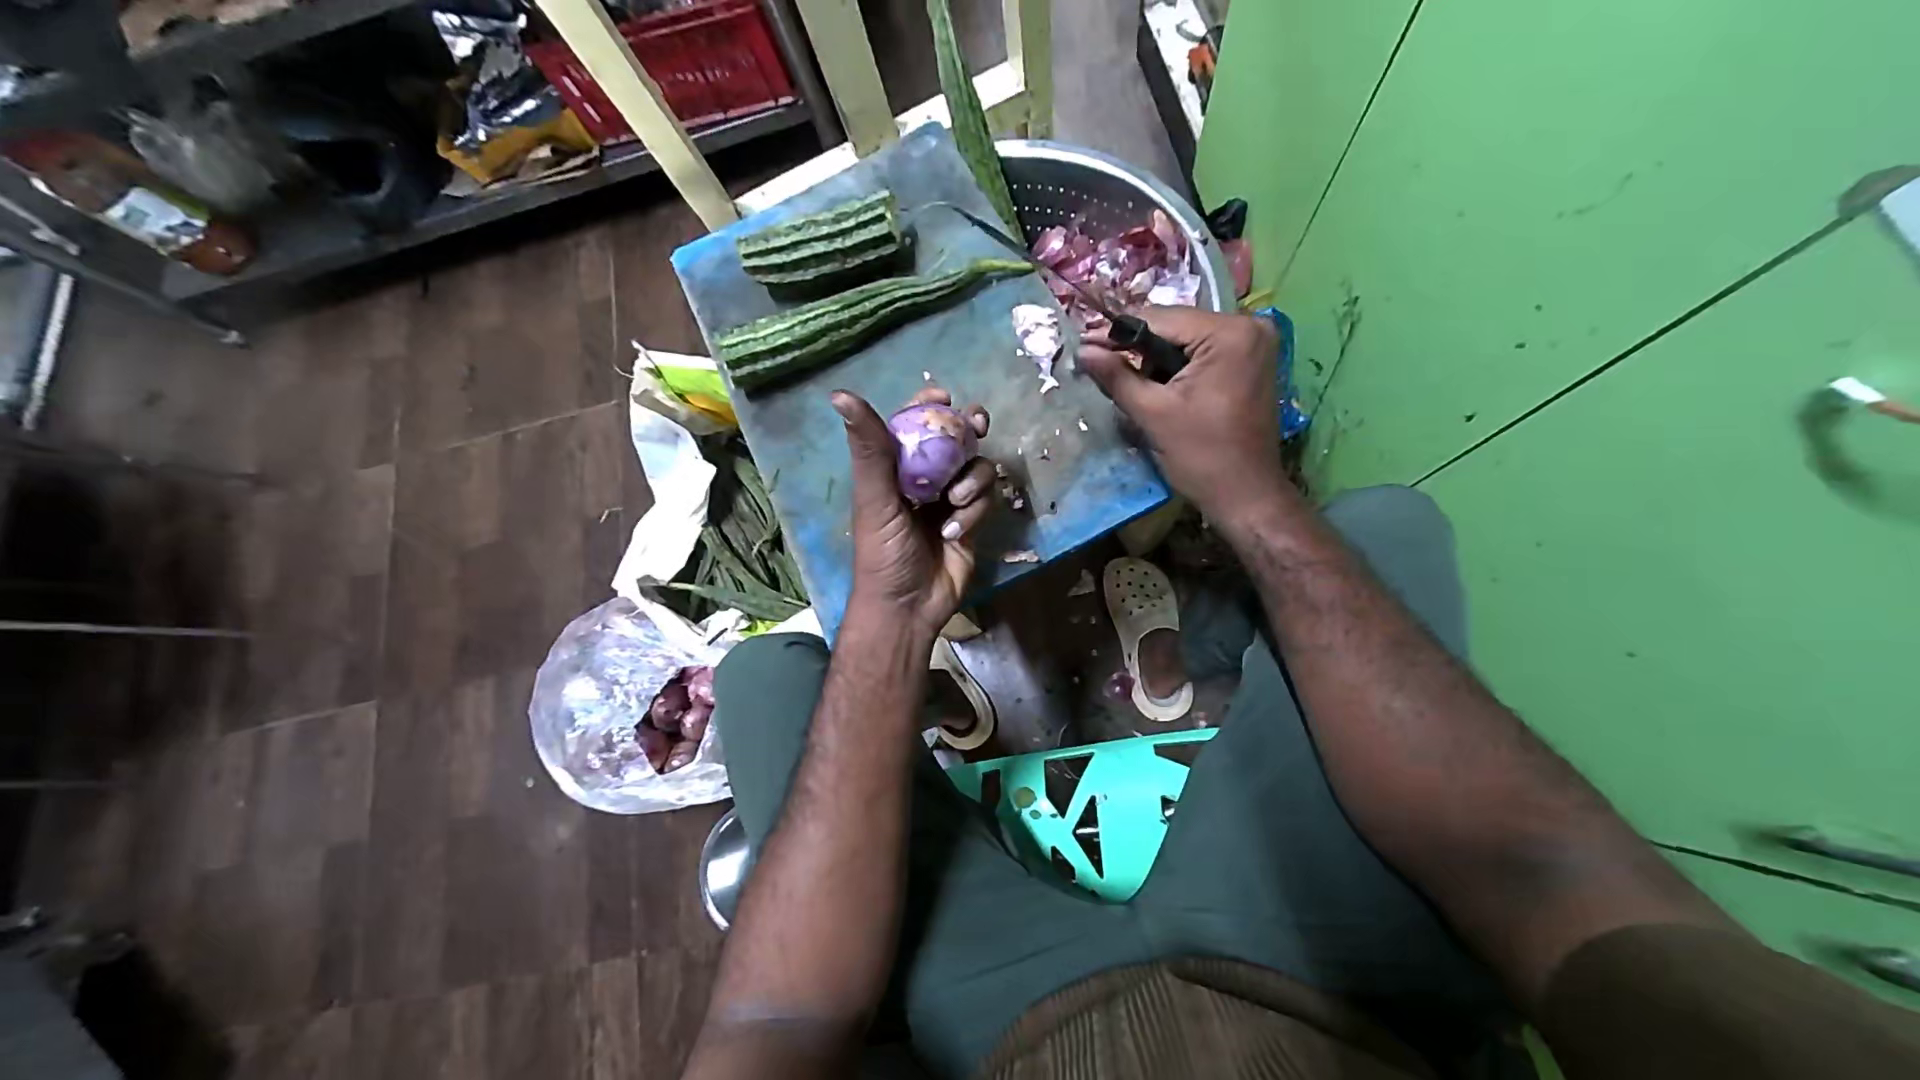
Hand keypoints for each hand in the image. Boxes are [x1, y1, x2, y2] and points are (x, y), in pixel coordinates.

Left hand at [832, 387, 994, 639]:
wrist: (907, 606)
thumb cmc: (882, 551)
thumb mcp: (874, 496)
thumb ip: (868, 447)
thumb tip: (840, 394)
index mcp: (895, 468)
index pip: (914, 424)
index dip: (930, 406)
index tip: (944, 398)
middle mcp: (925, 479)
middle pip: (955, 439)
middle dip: (969, 429)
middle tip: (978, 425)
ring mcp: (950, 500)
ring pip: (977, 467)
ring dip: (972, 480)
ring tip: (955, 502)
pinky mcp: (972, 522)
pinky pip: (986, 500)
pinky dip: (974, 512)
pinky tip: (955, 534)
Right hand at [1081, 306, 1292, 521]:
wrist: (1246, 496)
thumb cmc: (1201, 456)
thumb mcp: (1153, 413)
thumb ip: (1116, 376)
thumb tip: (1082, 350)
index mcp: (1229, 333)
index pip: (1160, 318)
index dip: (1117, 332)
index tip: (1084, 346)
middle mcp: (1249, 326)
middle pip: (1175, 325)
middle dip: (1138, 347)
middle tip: (1102, 366)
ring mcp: (1255, 343)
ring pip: (1187, 338)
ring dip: (1156, 359)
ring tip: (1133, 385)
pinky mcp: (1251, 361)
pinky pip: (1203, 351)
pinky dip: (1178, 366)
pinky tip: (1161, 389)